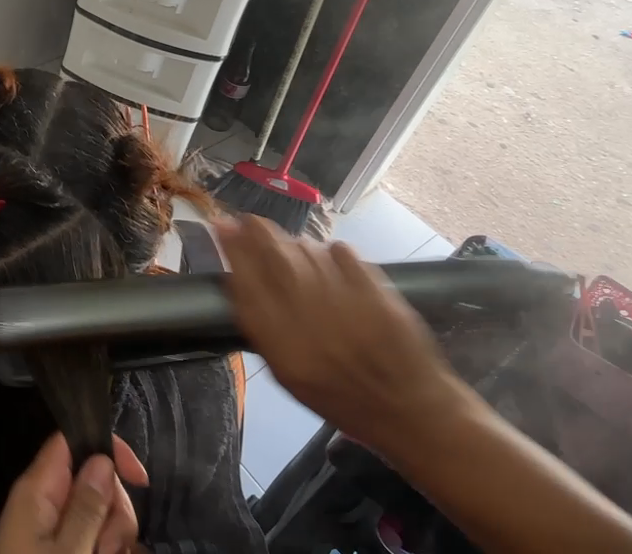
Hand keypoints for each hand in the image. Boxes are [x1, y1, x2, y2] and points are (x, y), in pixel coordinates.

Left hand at [0, 433, 147, 553]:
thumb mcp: (66, 552)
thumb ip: (86, 507)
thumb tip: (103, 458)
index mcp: (38, 490)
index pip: (70, 442)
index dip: (107, 449)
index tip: (139, 478)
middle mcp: (46, 504)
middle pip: (96, 483)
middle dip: (115, 514)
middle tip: (106, 549)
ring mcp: (56, 533)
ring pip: (102, 519)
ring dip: (113, 542)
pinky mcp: (65, 553)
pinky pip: (97, 543)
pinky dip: (108, 553)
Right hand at [214, 216, 469, 457]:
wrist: (409, 411)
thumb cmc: (339, 395)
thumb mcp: (286, 372)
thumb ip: (259, 325)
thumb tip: (237, 277)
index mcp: (279, 342)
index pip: (243, 279)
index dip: (230, 247)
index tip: (222, 226)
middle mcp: (306, 316)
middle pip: (272, 254)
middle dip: (255, 230)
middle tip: (247, 220)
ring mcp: (343, 299)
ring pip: (306, 249)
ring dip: (293, 243)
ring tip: (292, 250)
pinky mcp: (375, 290)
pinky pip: (341, 251)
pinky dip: (330, 251)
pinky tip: (330, 262)